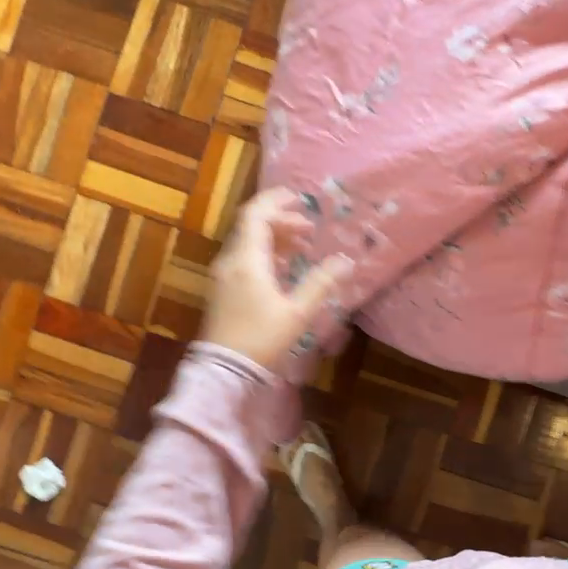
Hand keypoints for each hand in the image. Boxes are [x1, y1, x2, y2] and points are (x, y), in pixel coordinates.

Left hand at [198, 188, 351, 371]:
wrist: (225, 370)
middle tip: (308, 228)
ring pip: (247, 243)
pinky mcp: (223, 291)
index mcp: (247, 260)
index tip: (299, 198)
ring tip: (301, 246)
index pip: (256, 215)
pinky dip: (264, 254)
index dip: (276, 202)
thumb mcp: (298, 312)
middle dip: (280, 221)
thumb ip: (320, 283)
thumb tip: (345, 261)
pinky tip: (283, 267)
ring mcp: (223, 276)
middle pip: (252, 227)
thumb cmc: (262, 339)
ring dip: (274, 238)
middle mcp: (230, 261)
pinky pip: (244, 259)